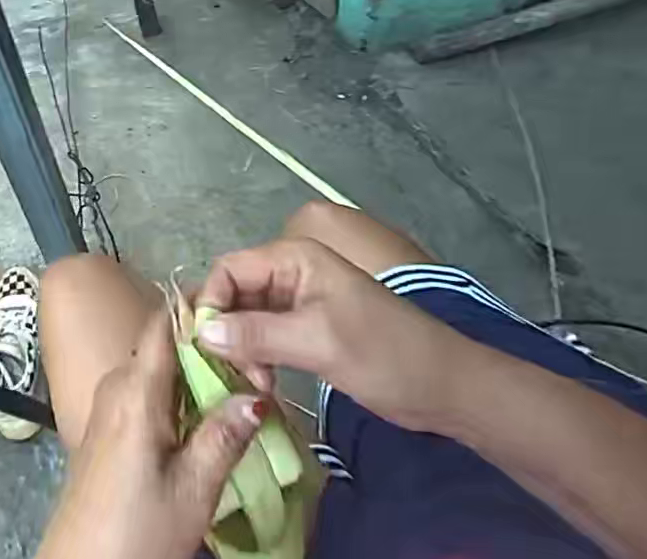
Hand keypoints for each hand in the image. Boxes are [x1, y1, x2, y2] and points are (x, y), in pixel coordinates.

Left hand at [37, 308, 265, 558]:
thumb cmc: (137, 530)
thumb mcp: (192, 490)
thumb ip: (224, 436)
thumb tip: (259, 394)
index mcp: (135, 386)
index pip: (164, 320)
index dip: (198, 306)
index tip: (238, 310)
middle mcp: (118, 381)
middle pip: (166, 344)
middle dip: (208, 349)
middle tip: (253, 367)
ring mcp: (109, 401)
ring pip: (159, 368)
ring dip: (196, 374)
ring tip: (239, 391)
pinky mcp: (109, 423)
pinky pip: (148, 390)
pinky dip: (179, 394)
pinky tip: (206, 418)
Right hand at [196, 238, 480, 432]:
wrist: (446, 388)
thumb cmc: (384, 353)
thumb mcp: (317, 341)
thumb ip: (256, 333)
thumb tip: (200, 331)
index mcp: (294, 258)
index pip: (230, 268)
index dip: (212, 300)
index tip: (205, 344)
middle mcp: (291, 272)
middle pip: (235, 292)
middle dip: (226, 329)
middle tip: (235, 373)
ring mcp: (299, 301)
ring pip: (247, 316)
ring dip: (241, 347)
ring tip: (255, 383)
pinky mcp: (305, 328)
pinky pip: (265, 334)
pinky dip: (257, 356)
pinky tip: (263, 382)